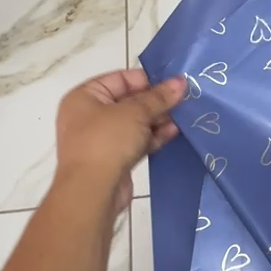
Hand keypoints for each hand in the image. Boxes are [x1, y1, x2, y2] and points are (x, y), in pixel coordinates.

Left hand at [53, 69, 185, 211]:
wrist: (92, 192)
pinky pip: (137, 140)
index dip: (147, 79)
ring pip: (135, 122)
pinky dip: (154, 136)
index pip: (120, 79)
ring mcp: (101, 139)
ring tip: (185, 113)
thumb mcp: (135, 112)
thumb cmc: (107, 141)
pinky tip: (176, 131)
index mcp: (85, 97)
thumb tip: (181, 81)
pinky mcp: (114, 158)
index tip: (173, 82)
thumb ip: (159, 96)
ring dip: (159, 118)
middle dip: (156, 100)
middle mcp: (89, 115)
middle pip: (129, 101)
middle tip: (185, 97)